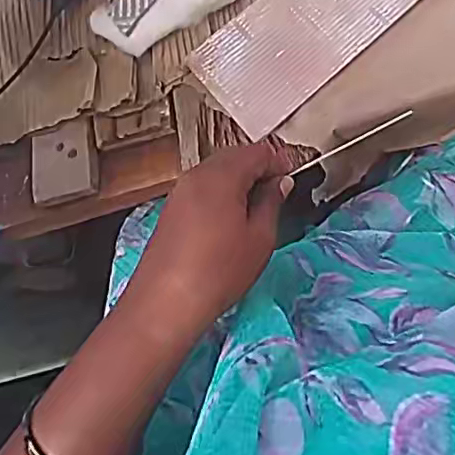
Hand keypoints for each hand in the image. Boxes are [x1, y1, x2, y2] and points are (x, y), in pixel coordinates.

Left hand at [122, 142, 298, 334]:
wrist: (164, 303)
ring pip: (216, 170)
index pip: (257, 152)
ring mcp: (180, 190)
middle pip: (234, 156)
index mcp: (222, 176)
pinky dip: (219, 191)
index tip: (291, 176)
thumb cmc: (219, 271)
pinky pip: (201, 186)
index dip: (278, 160)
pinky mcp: (170, 207)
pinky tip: (228, 216)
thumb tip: (280, 182)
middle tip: (276, 190)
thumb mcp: (259, 238)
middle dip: (257, 167)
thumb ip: (271, 203)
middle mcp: (198, 174)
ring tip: (254, 205)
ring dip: (238, 178)